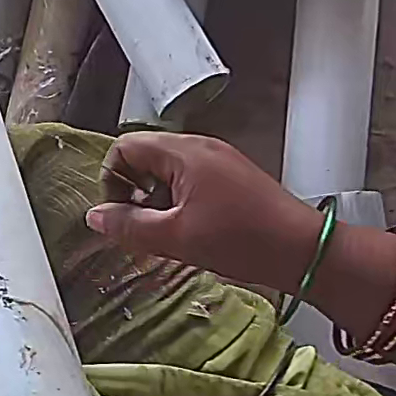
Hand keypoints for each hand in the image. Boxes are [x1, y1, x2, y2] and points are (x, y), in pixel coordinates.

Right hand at [86, 132, 324, 292]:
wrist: (301, 249)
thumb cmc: (239, 240)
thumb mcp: (175, 237)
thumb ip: (129, 225)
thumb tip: (94, 216)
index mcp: (184, 152)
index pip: (125, 146)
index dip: (112, 178)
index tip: (120, 213)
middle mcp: (199, 146)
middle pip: (144, 155)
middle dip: (132, 190)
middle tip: (142, 225)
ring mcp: (217, 159)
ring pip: (165, 169)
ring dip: (155, 198)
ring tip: (167, 231)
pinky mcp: (230, 175)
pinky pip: (188, 178)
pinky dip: (177, 200)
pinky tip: (189, 228)